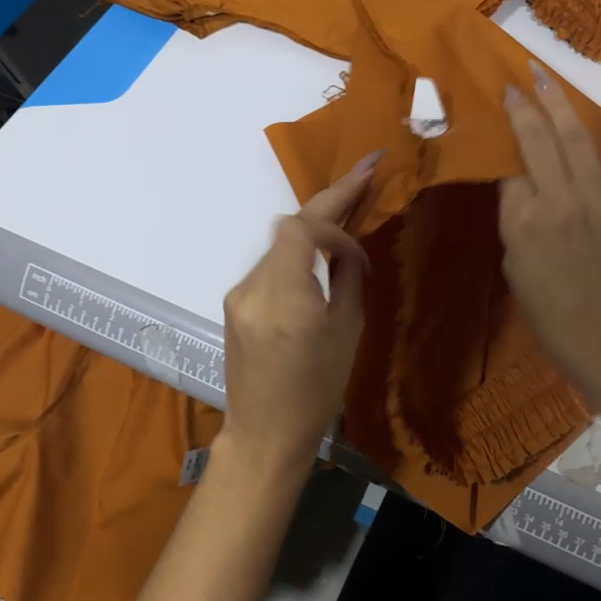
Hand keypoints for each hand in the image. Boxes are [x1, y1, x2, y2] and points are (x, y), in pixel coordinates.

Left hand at [220, 151, 379, 470]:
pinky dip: (297, 250)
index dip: (337, 218)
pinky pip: (270, 262)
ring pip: (280, 241)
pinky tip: (319, 253)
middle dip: (331, 196)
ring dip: (314, 225)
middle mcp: (252, 287)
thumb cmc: (317, 392)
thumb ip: (346, 280)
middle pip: (289, 225)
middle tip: (366, 167)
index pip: (303, 228)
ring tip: (349, 208)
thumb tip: (346, 247)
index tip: (363, 241)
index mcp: (284, 299)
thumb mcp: (346, 334)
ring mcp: (238, 293)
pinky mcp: (234, 302)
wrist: (265, 434)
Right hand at [499, 59, 600, 398]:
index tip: (498, 126)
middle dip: (523, 105)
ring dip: (556, 97)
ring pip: (575, 133)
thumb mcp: (515, 266)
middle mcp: (559, 202)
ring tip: (541, 70)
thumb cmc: (554, 314)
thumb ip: (516, 217)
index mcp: (522, 224)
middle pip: (536, 140)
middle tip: (514, 79)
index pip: (508, 170)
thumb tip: (519, 178)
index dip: (502, 149)